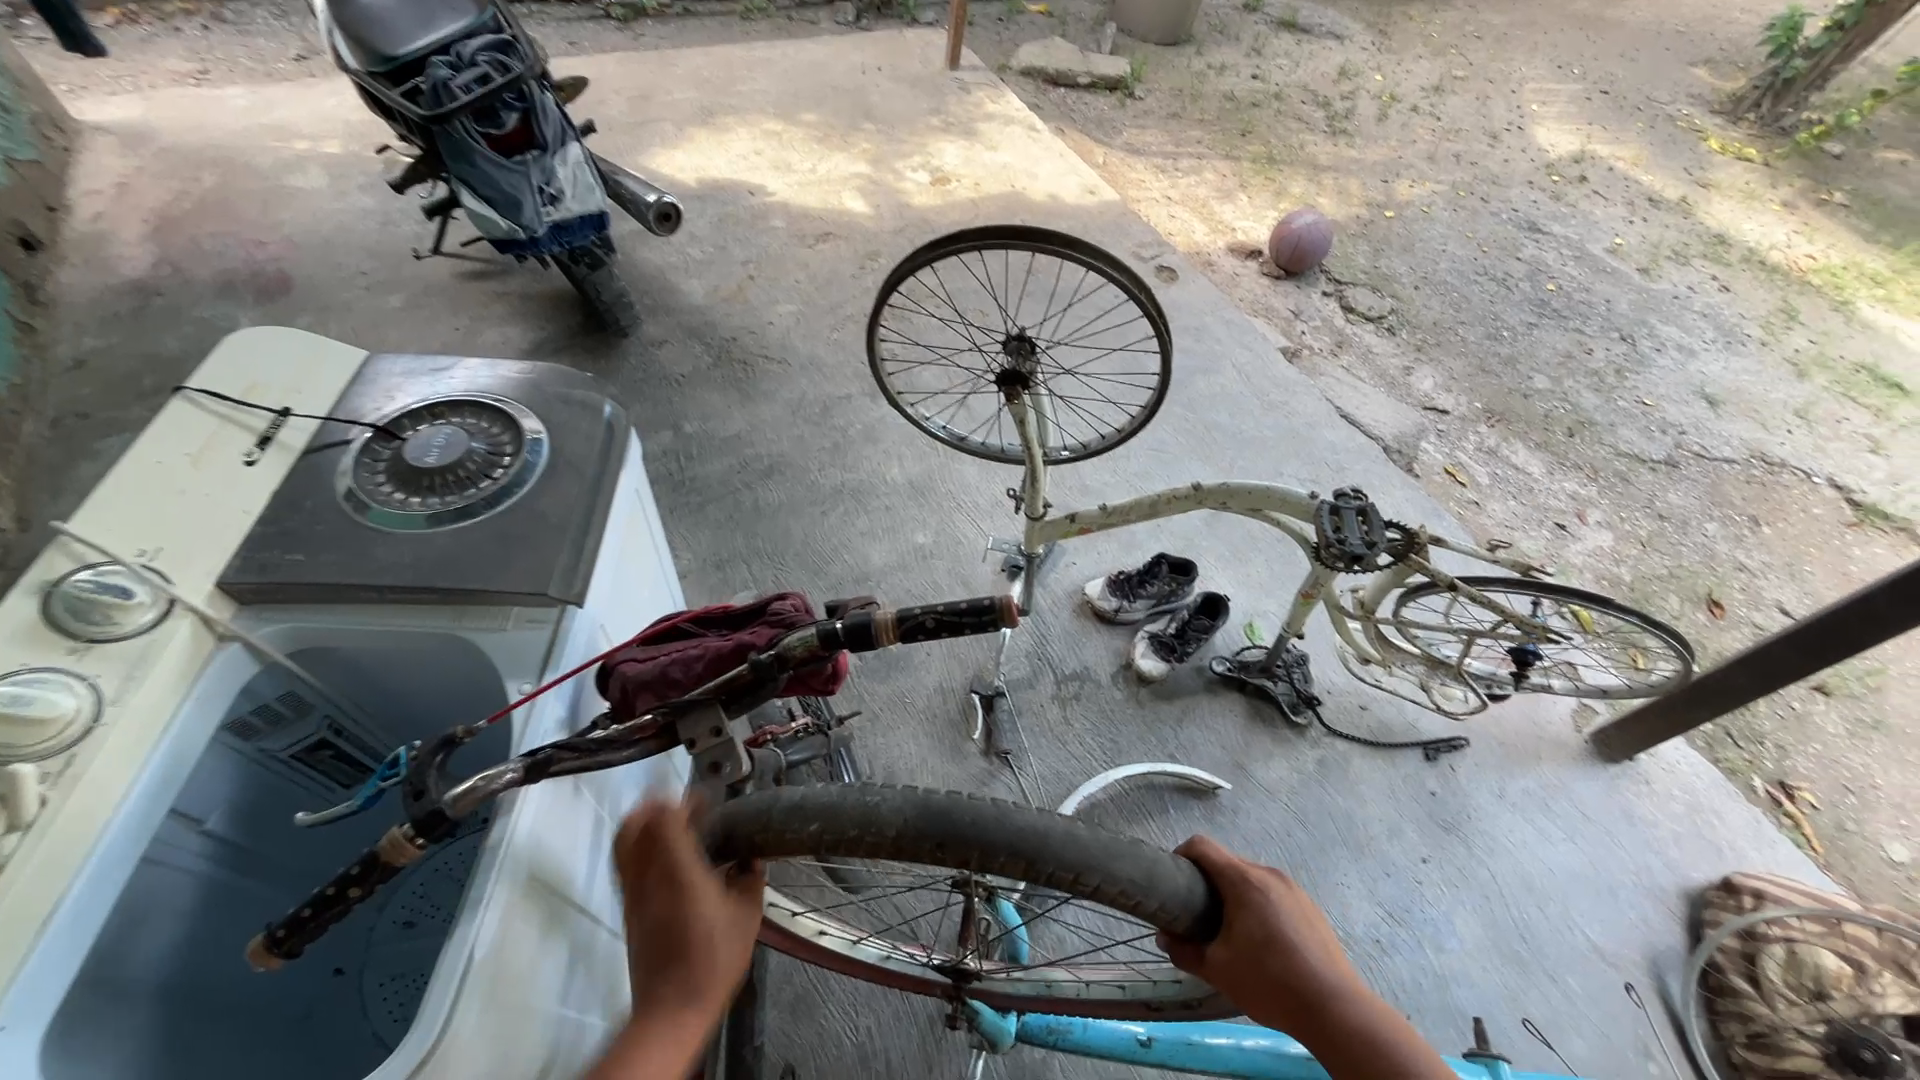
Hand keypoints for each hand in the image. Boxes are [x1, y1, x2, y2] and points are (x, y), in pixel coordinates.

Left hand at [612, 796, 764, 1021]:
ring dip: (645, 825)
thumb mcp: (747, 915)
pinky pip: (627, 865)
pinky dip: (642, 849)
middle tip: (684, 808)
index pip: (665, 817)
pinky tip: (669, 860)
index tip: (705, 801)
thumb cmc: (714, 959)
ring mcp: (632, 893)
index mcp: (678, 870)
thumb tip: (749, 859)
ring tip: (673, 827)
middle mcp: (647, 875)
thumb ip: (750, 878)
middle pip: (634, 824)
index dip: (682, 801)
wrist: (673, 1008)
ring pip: (624, 843)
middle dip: (656, 806)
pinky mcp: (628, 910)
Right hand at [1157, 834, 1375, 1035]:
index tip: (1172, 882)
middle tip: (1196, 915)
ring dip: (1234, 896)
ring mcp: (1294, 890)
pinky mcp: (1310, 908)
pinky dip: (1259, 907)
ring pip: (1252, 880)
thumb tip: (1165, 939)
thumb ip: (1184, 951)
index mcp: (1243, 880)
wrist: (1334, 1009)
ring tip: (1230, 932)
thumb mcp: (1217, 970)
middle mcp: (1269, 875)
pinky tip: (1263, 943)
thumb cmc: (1269, 982)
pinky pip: (1274, 895)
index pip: (1202, 846)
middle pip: (1228, 863)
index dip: (1181, 856)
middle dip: (1207, 882)